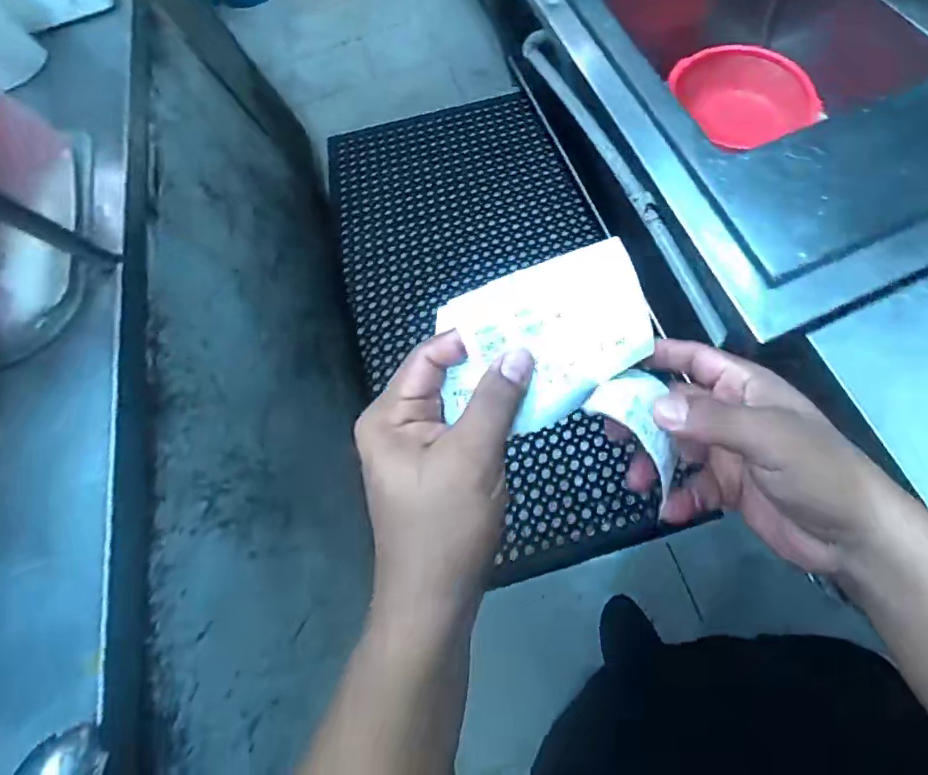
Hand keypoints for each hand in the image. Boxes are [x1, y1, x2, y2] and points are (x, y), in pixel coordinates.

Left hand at [354, 332, 533, 617]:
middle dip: (488, 362)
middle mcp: (399, 424)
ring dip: (496, 388)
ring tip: (538, 364)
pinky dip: (496, 415)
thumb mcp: (472, 456)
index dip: (469, 339)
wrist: (435, 602)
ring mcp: (421, 446)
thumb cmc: (445, 527)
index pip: (428, 357)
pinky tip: (528, 403)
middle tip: (534, 340)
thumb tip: (519, 351)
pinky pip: (470, 426)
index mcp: (388, 416)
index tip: (514, 326)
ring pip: (463, 401)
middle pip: (447, 377)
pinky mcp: (443, 465)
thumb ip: (495, 399)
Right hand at [616, 339, 896, 575]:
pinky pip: (695, 487)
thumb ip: (711, 421)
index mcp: (744, 387)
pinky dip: (679, 496)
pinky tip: (670, 510)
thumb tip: (655, 407)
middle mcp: (733, 414)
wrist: (854, 536)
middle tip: (611, 430)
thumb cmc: (817, 469)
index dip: (659, 356)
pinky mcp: (733, 489)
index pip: (695, 360)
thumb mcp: (766, 437)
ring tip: (636, 479)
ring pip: (680, 447)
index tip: (619, 363)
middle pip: (678, 405)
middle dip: (645, 416)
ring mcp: (732, 452)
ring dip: (656, 460)